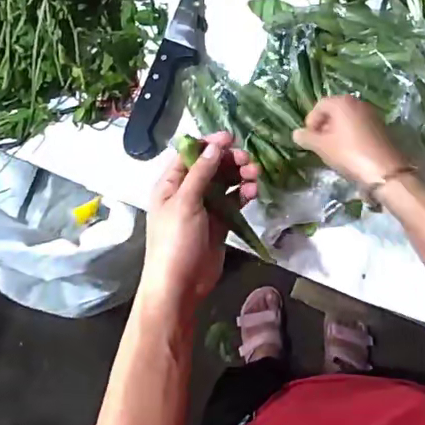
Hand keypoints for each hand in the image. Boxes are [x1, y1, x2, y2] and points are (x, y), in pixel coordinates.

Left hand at [141, 131, 258, 319]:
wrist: (179, 286)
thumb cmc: (174, 242)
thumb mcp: (185, 203)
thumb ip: (201, 173)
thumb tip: (214, 146)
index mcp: (170, 184)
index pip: (189, 154)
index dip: (208, 143)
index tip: (230, 137)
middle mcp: (186, 192)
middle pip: (210, 167)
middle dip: (228, 160)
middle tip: (247, 159)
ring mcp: (203, 208)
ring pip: (224, 183)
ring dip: (239, 175)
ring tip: (255, 174)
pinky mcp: (218, 223)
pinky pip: (232, 202)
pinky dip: (242, 194)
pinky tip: (253, 192)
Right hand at [291, 96, 410, 186]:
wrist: (385, 171)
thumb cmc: (349, 153)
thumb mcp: (322, 147)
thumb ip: (307, 138)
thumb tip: (296, 133)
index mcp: (342, 102)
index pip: (319, 106)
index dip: (311, 121)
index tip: (308, 138)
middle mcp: (358, 103)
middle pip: (334, 111)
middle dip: (323, 126)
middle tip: (318, 144)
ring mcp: (372, 114)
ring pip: (347, 119)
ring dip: (337, 131)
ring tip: (332, 149)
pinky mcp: (381, 127)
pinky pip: (359, 126)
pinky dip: (350, 135)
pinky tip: (349, 151)